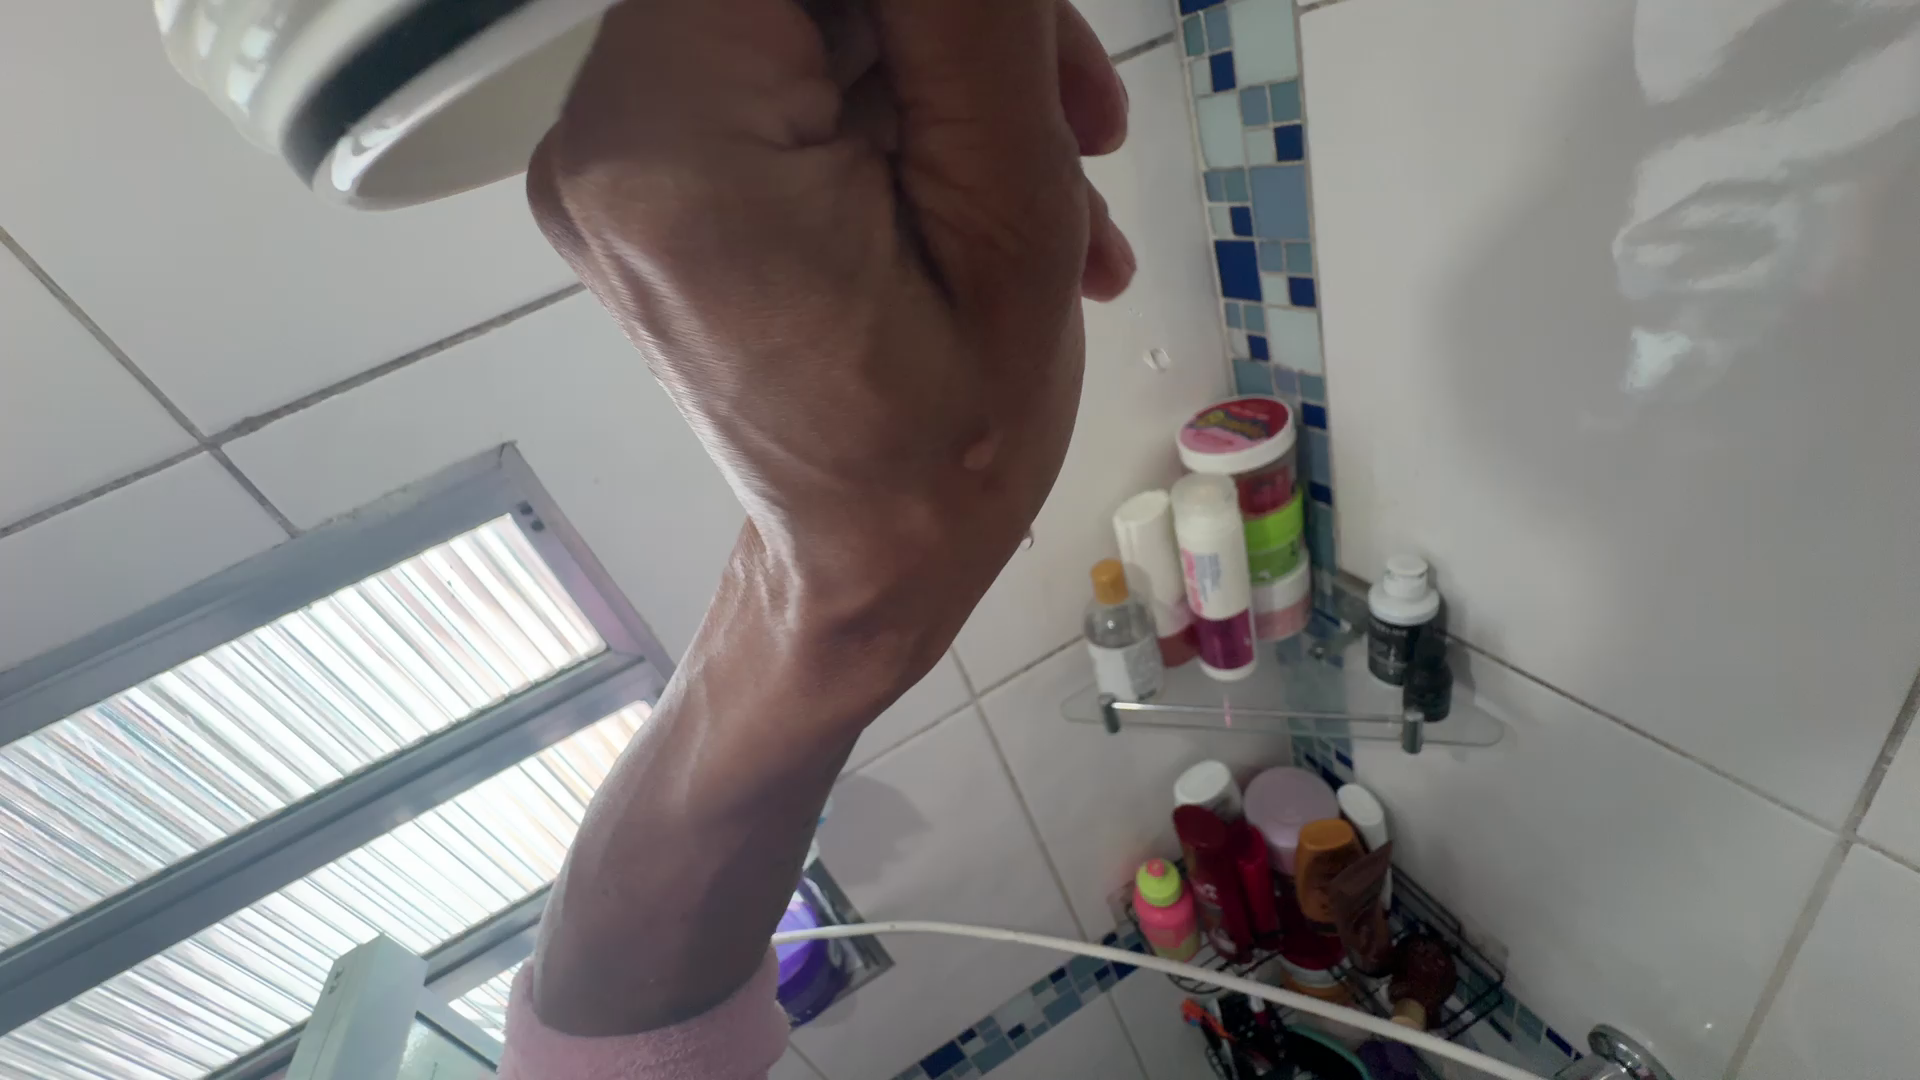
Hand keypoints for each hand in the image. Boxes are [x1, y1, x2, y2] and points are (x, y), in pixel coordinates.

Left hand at [527, 0, 1134, 695]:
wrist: (876, 569)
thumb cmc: (953, 451)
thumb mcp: (1006, 227)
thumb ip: (978, 25)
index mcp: (672, 140)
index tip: (1027, 57)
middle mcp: (605, 141)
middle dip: (965, 34)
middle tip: (1086, 127)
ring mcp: (624, 176)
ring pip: (813, 35)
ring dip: (955, 95)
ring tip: (1070, 206)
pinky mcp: (665, 206)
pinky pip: (794, 110)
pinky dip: (903, 142)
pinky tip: (998, 223)